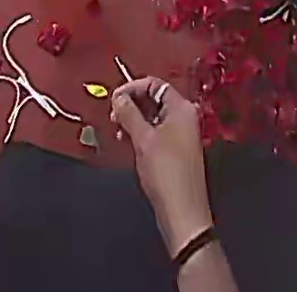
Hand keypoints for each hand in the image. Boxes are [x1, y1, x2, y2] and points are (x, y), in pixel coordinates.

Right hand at [112, 76, 211, 250]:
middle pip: (155, 99)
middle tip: (113, 115)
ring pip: (154, 116)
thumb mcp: (143, 139)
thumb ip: (129, 114)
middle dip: (132, 104)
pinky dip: (141, 132)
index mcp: (181, 107)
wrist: (182, 212)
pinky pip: (156, 131)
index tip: (114, 98)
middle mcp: (183, 116)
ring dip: (134, 119)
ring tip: (118, 130)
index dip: (133, 87)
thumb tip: (118, 96)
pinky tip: (128, 141)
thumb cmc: (165, 171)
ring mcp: (181, 133)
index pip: (155, 84)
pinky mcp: (175, 149)